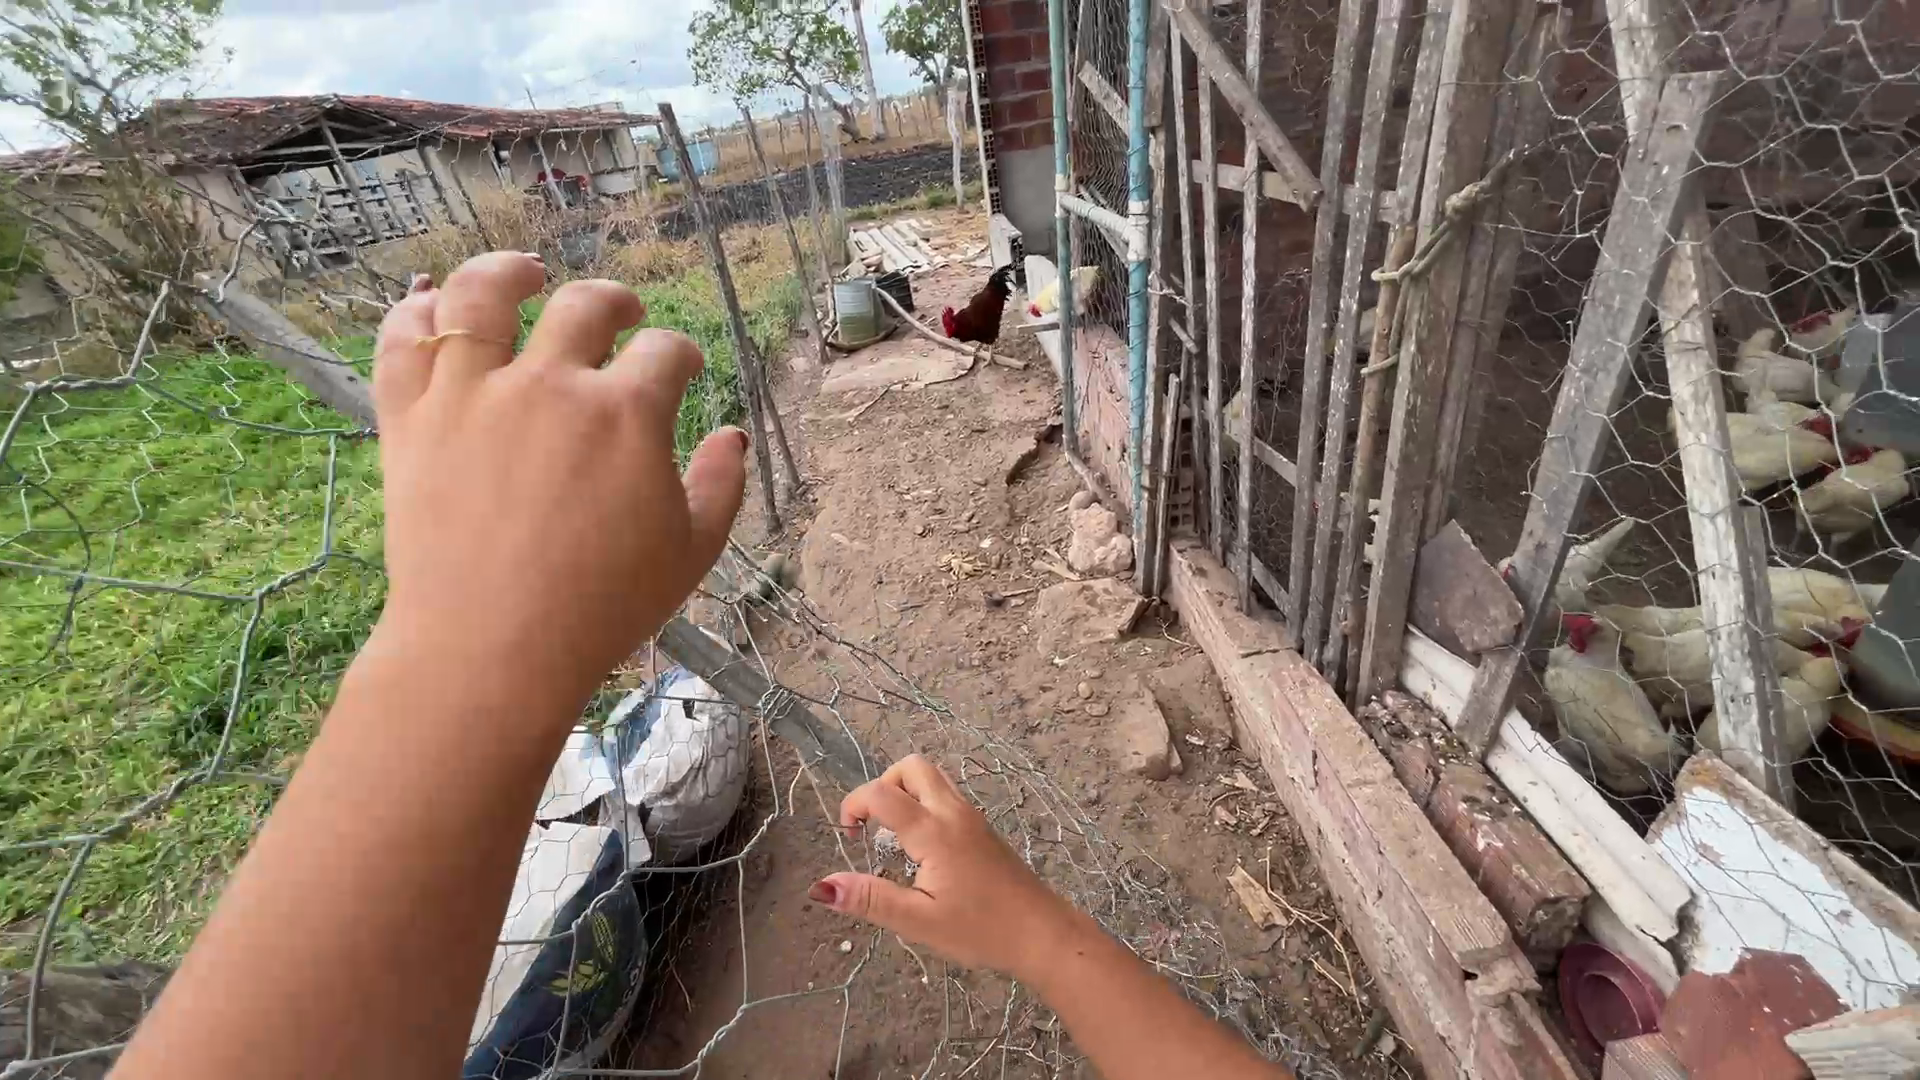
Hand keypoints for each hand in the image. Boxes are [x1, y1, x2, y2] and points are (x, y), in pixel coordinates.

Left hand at [370, 254, 747, 701]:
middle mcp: (551, 385)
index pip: (665, 352)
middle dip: (616, 301)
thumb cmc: (609, 603)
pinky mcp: (412, 419)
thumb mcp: (695, 550)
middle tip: (625, 312)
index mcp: (627, 415)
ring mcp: (474, 395)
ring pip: (483, 296)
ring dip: (511, 272)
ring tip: (527, 271)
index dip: (682, 353)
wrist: (495, 647)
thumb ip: (723, 485)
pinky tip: (437, 303)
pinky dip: (419, 312)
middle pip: (585, 306)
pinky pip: (406, 342)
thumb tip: (733, 437)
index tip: (685, 366)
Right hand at [811, 756, 1086, 979]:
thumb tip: (822, 886)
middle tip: (873, 826)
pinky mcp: (980, 825)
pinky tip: (922, 844)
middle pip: (911, 766)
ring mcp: (970, 814)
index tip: (848, 836)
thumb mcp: (918, 922)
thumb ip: (870, 899)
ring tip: (894, 835)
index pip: (882, 793)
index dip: (854, 804)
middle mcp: (952, 811)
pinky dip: (923, 801)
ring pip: (932, 775)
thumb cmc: (980, 929)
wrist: (1040, 931)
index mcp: (933, 831)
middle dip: (882, 784)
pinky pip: (945, 793)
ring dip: (904, 790)